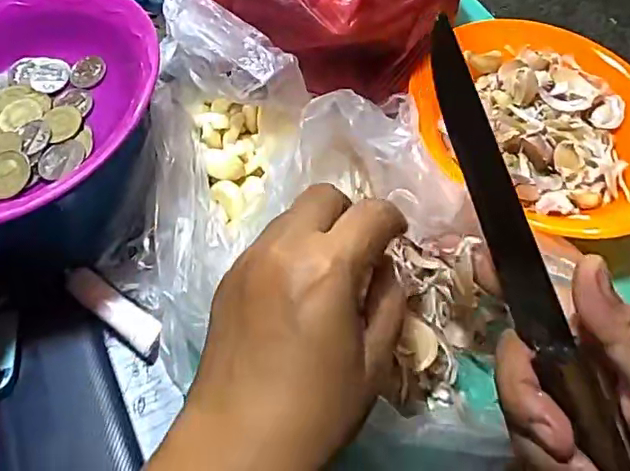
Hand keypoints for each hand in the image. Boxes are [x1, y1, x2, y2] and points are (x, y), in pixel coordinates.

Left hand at [149, 185, 407, 470]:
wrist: (239, 436)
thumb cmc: (316, 407)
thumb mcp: (373, 363)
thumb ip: (389, 302)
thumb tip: (386, 266)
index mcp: (328, 266)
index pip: (369, 212)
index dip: (392, 217)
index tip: (397, 235)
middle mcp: (286, 245)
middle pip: (323, 194)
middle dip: (349, 213)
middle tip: (359, 249)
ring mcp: (252, 254)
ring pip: (292, 214)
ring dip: (316, 229)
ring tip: (323, 273)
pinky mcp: (231, 269)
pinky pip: (268, 240)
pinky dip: (289, 248)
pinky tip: (292, 290)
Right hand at [497, 254, 629, 470]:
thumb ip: (627, 335)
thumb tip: (589, 260)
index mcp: (600, 338)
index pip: (543, 296)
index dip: (503, 277)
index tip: (474, 266)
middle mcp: (575, 367)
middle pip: (515, 353)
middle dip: (521, 391)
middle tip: (555, 436)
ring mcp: (566, 410)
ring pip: (515, 401)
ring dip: (536, 438)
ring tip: (581, 470)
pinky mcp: (560, 451)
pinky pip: (525, 444)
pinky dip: (544, 463)